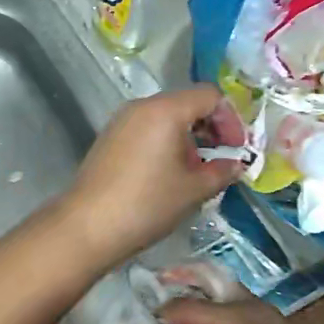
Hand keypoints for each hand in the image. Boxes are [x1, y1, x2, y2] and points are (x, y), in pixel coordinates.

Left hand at [56, 85, 243, 269]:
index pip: (210, 96)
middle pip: (188, 102)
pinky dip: (167, 142)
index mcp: (166, 110)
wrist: (87, 227)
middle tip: (222, 159)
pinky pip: (148, 128)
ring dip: (190, 136)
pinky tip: (169, 173)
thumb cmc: (146, 204)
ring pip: (167, 116)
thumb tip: (236, 164)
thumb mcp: (193, 189)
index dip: (231, 119)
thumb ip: (221, 171)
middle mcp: (143, 106)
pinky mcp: (110, 137)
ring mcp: (122, 120)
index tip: (237, 149)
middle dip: (211, 127)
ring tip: (197, 171)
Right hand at [159, 293, 323, 323]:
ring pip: (228, 297)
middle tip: (156, 282)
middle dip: (185, 278)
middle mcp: (259, 310)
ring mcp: (271, 323)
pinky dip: (215, 315)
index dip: (165, 313)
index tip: (140, 322)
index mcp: (247, 317)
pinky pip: (237, 315)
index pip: (194, 306)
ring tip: (174, 309)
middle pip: (216, 281)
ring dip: (201, 296)